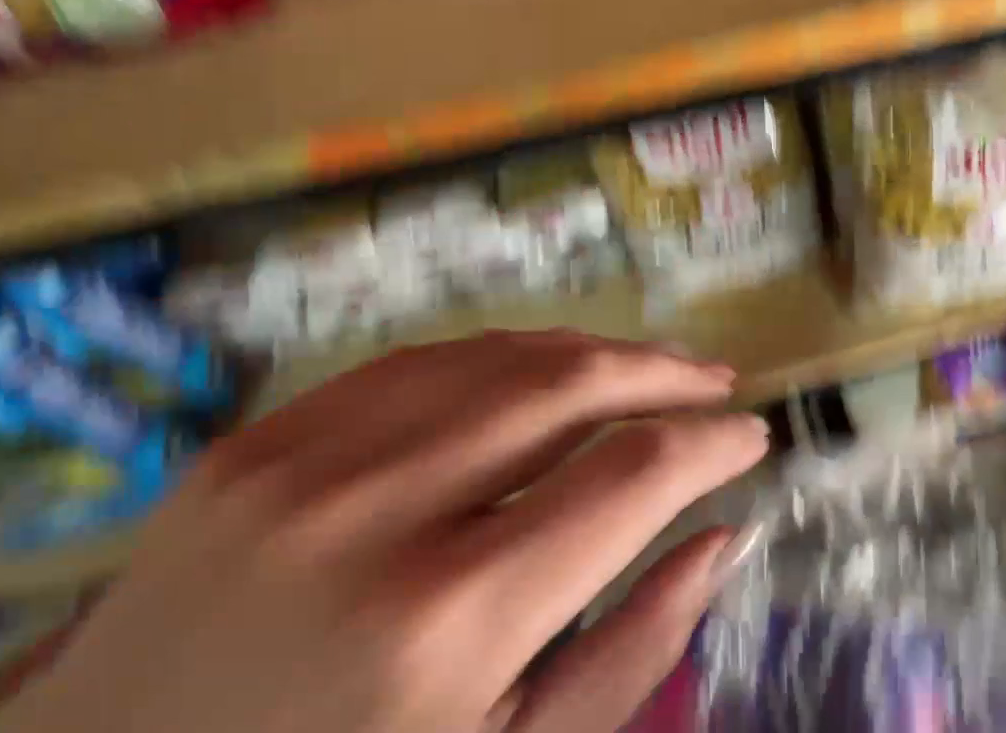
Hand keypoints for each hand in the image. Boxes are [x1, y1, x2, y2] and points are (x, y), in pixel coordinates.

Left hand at [0, 331, 769, 732]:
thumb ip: (631, 653)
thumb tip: (721, 538)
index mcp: (448, 619)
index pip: (630, 477)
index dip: (710, 445)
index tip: (753, 439)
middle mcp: (375, 512)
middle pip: (569, 386)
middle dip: (665, 375)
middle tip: (720, 384)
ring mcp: (299, 460)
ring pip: (499, 356)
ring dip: (596, 351)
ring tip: (653, 368)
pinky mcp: (253, 440)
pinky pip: (419, 364)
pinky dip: (506, 357)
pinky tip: (547, 371)